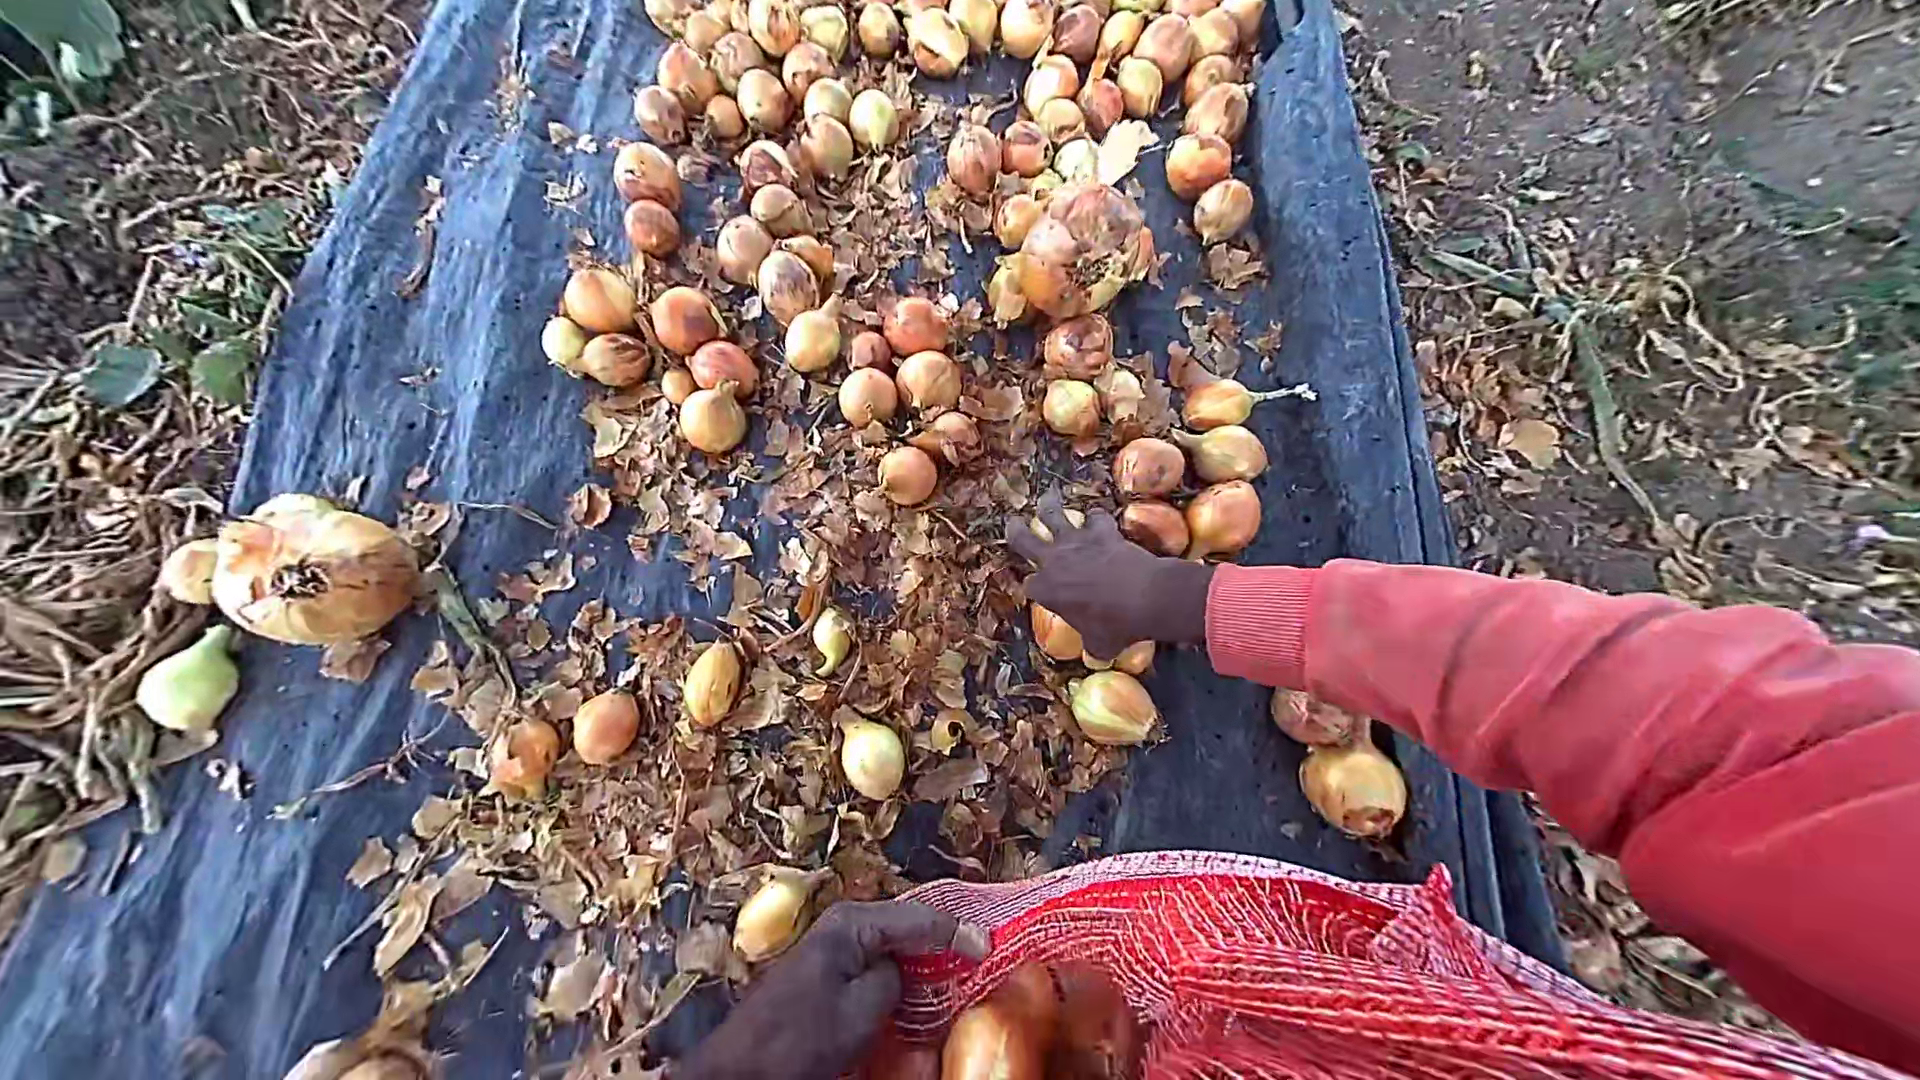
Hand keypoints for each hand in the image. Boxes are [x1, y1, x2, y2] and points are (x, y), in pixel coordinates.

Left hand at [676, 901, 989, 1079]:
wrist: (739, 1072)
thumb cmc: (800, 1039)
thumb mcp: (860, 1011)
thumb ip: (894, 980)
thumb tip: (903, 972)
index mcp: (853, 922)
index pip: (917, 917)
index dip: (955, 930)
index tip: (988, 944)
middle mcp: (844, 924)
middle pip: (905, 924)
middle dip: (940, 937)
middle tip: (976, 951)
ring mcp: (834, 947)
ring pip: (891, 944)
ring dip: (921, 955)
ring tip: (955, 964)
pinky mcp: (827, 972)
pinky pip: (874, 963)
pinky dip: (899, 972)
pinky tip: (915, 986)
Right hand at [1007, 491, 1213, 659]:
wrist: (1146, 599)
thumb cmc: (1116, 626)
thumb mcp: (1099, 645)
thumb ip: (1092, 646)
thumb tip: (1094, 656)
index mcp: (1046, 590)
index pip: (1030, 585)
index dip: (1035, 587)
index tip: (1040, 590)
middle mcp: (1054, 561)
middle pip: (1023, 539)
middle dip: (1016, 530)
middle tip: (1012, 522)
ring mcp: (1077, 542)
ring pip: (1054, 515)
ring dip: (1049, 506)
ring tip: (1046, 498)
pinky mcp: (1102, 531)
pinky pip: (1095, 516)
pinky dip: (1097, 517)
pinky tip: (1099, 517)